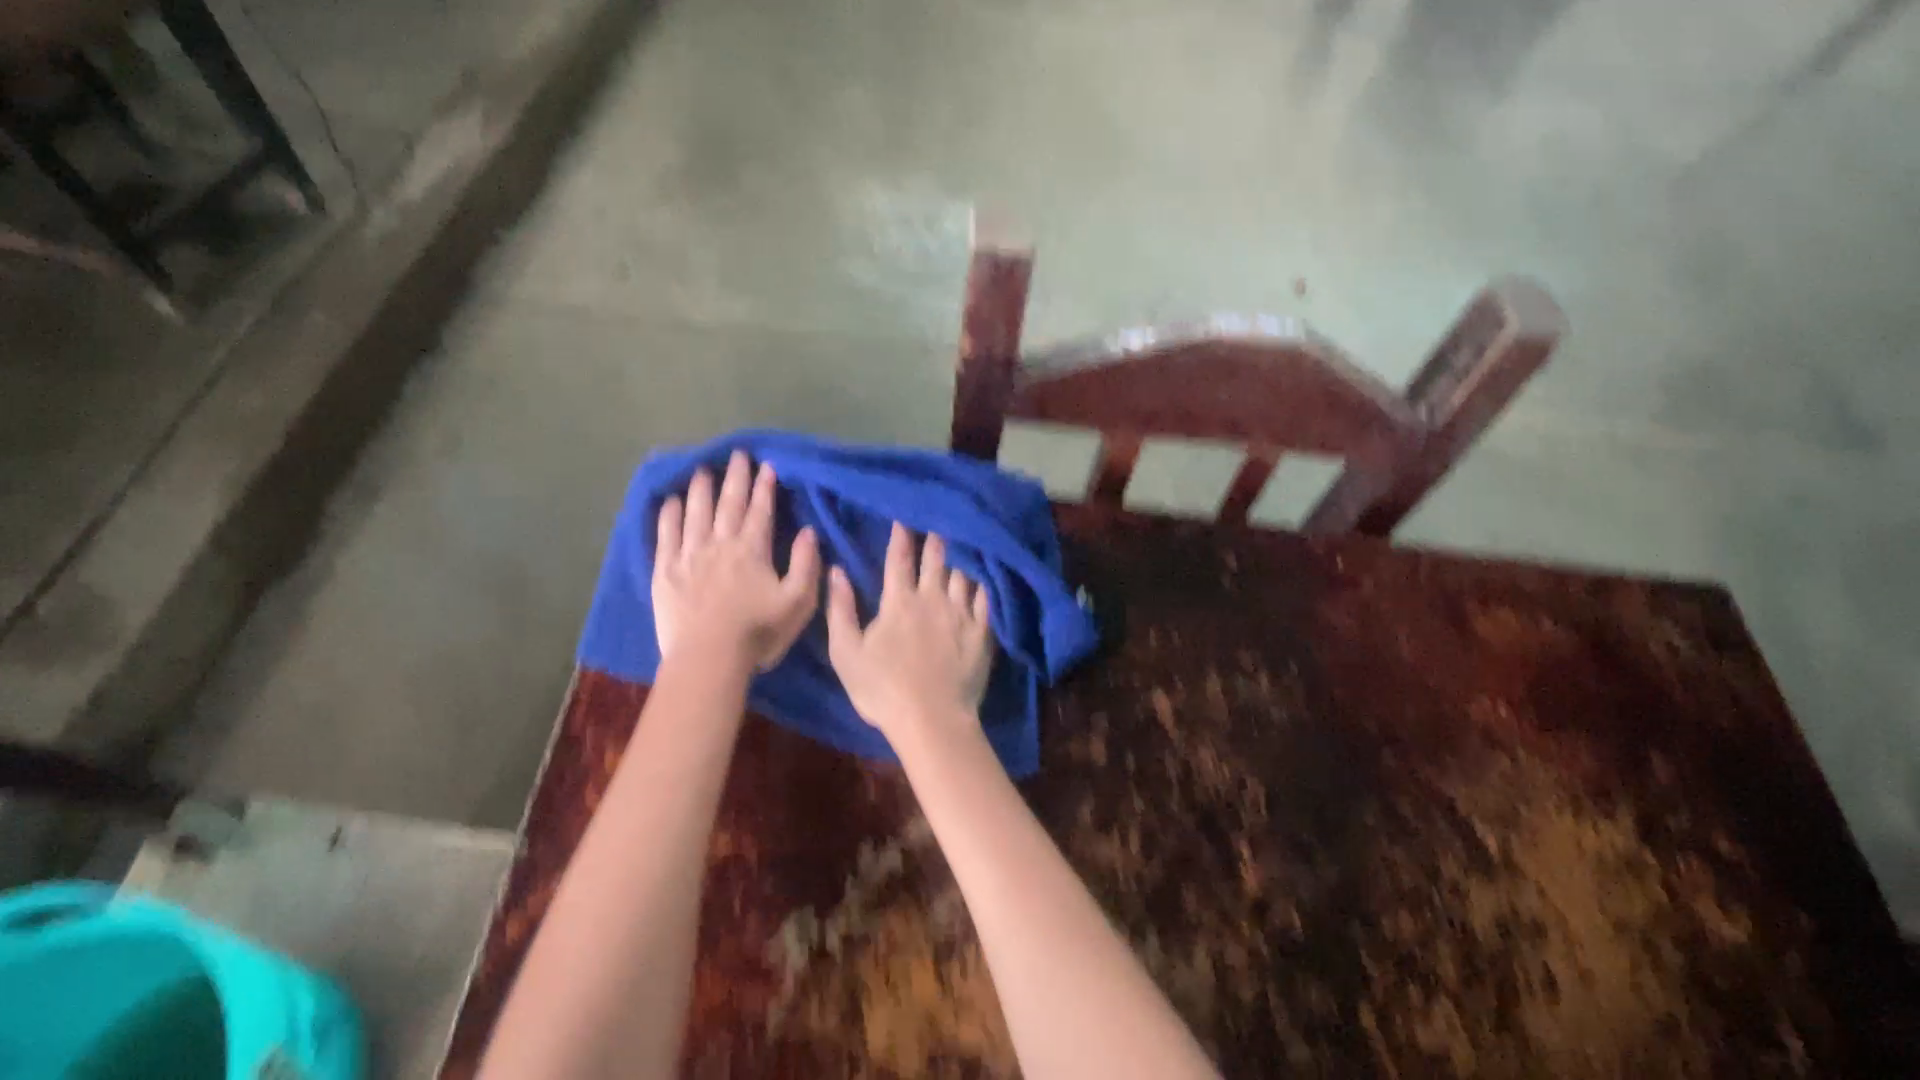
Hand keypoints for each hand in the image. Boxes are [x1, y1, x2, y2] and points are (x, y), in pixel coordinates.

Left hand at [653, 451, 819, 669]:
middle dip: (735, 478)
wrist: (708, 657)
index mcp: (753, 550)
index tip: (766, 466)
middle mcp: (720, 543)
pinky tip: (668, 501)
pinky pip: (666, 534)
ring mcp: (689, 555)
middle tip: (737, 455)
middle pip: (728, 503)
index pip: (761, 511)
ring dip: (700, 489)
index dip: (765, 487)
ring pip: (695, 512)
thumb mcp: (798, 603)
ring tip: (702, 470)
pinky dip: (668, 515)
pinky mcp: (665, 571)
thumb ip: (806, 565)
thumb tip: (808, 532)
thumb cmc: (758, 633)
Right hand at [826, 523, 994, 744]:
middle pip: (935, 561)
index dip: (900, 537)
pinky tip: (981, 582)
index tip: (903, 520)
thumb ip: (841, 609)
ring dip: (958, 562)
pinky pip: (984, 600)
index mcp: (898, 602)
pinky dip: (981, 586)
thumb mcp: (846, 652)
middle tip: (937, 527)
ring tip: (959, 552)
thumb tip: (836, 571)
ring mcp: (960, 615)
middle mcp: (932, 599)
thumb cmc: (881, 689)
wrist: (932, 719)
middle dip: (934, 542)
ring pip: (962, 576)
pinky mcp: (981, 633)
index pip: (898, 560)